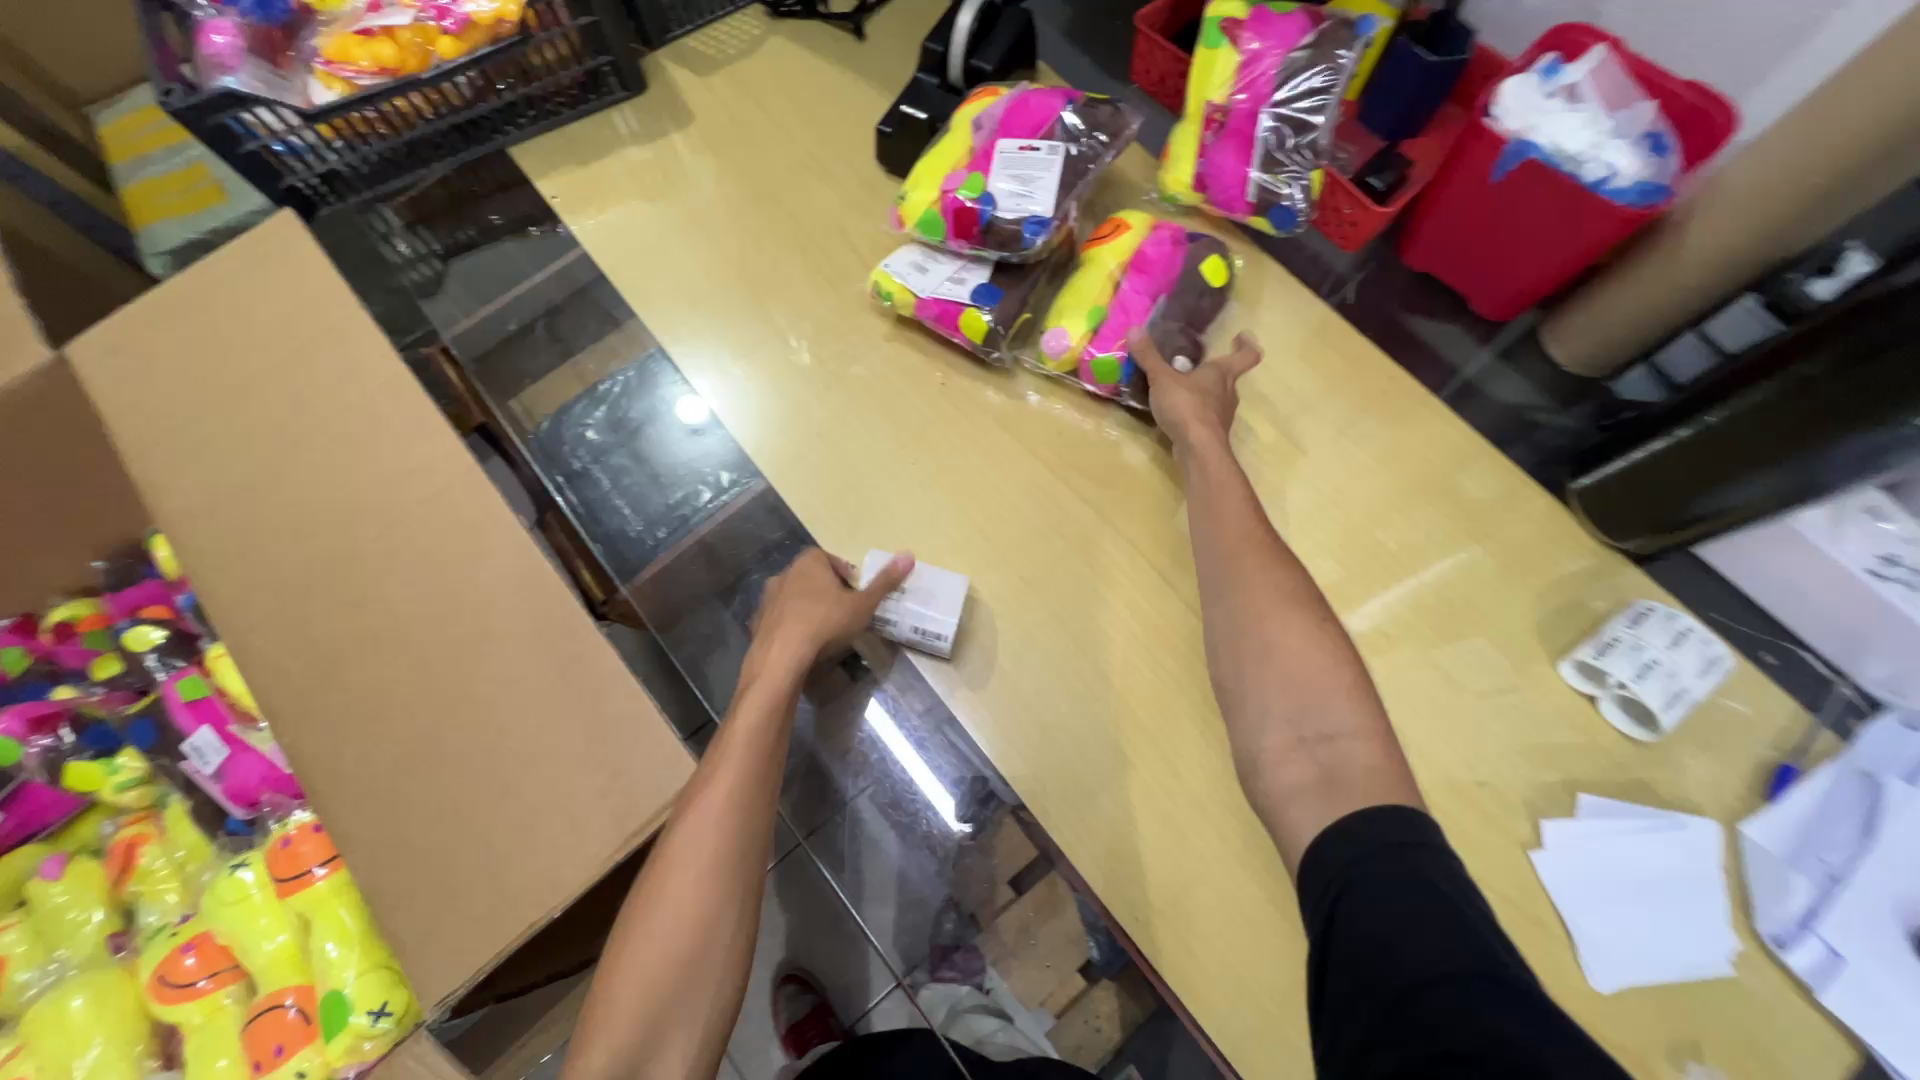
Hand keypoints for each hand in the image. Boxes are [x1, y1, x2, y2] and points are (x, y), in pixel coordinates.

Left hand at [748, 548, 914, 671]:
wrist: (781, 656)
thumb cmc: (826, 623)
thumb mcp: (863, 604)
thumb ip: (885, 582)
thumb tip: (909, 554)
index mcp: (809, 562)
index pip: (831, 560)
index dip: (846, 576)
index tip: (856, 595)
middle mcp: (785, 572)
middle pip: (812, 577)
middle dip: (827, 591)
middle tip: (843, 613)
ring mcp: (768, 597)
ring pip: (794, 597)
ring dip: (808, 608)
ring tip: (824, 630)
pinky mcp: (757, 620)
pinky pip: (780, 618)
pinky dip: (791, 625)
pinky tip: (803, 643)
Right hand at [1129, 328, 1261, 453]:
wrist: (1198, 450)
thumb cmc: (1186, 407)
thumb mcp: (1162, 379)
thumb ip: (1149, 356)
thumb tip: (1135, 329)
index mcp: (1222, 374)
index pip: (1247, 355)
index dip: (1246, 345)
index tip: (1240, 337)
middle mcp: (1228, 393)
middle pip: (1227, 377)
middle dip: (1213, 371)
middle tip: (1192, 366)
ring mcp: (1222, 416)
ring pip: (1216, 399)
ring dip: (1202, 393)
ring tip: (1179, 390)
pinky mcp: (1212, 434)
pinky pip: (1204, 418)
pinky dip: (1193, 414)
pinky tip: (1176, 415)